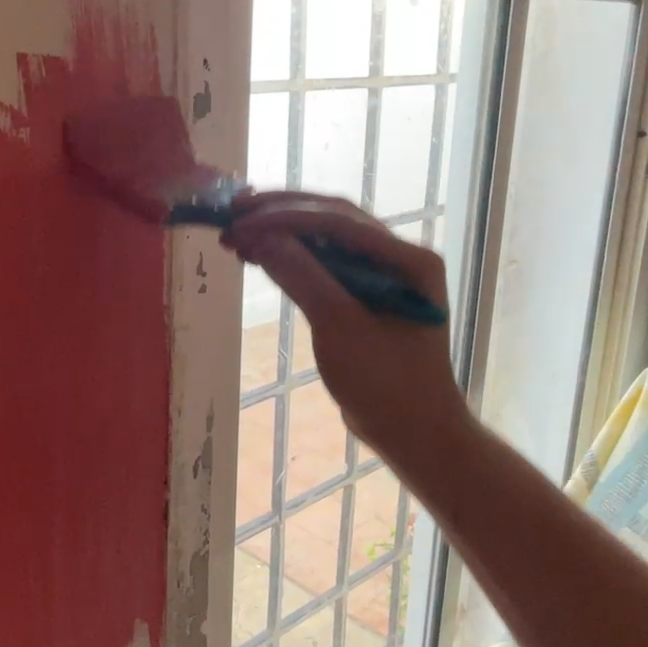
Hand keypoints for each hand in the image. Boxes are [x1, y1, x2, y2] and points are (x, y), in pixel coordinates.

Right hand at [223, 191, 473, 468]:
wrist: (415, 435)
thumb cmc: (385, 384)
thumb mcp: (340, 327)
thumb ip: (302, 276)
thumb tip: (259, 236)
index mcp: (407, 258)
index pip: (337, 221)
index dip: (282, 218)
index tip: (237, 223)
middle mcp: (398, 256)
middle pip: (333, 217)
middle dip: (280, 212)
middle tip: (232, 211)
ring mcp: (383, 275)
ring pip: (326, 237)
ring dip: (282, 230)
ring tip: (237, 229)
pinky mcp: (365, 295)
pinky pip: (325, 262)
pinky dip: (291, 255)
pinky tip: (261, 253)